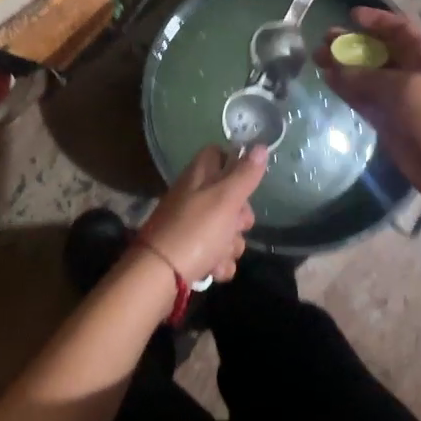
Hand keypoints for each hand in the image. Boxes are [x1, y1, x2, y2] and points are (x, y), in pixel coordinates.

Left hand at [137, 146, 267, 282]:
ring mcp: (191, 225)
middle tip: (236, 225)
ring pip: (227, 230)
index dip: (236, 165)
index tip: (247, 182)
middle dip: (241, 218)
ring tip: (219, 253)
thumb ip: (244, 174)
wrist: (161, 274)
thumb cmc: (196, 231)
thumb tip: (260, 146)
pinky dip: (219, 263)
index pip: (218, 154)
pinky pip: (217, 253)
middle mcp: (193, 197)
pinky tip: (213, 268)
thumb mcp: (225, 199)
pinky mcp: (191, 251)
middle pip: (231, 198)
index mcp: (198, 176)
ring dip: (230, 246)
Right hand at [315, 7, 420, 213]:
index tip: (350, 16)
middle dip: (353, 44)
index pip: (401, 30)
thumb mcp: (406, 89)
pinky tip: (328, 82)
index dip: (377, 20)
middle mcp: (415, 74)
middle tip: (323, 41)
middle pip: (380, 52)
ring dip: (344, 67)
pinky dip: (347, 90)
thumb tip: (334, 69)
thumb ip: (367, 77)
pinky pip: (365, 100)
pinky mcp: (391, 123)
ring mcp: (402, 101)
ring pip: (368, 77)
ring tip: (317, 59)